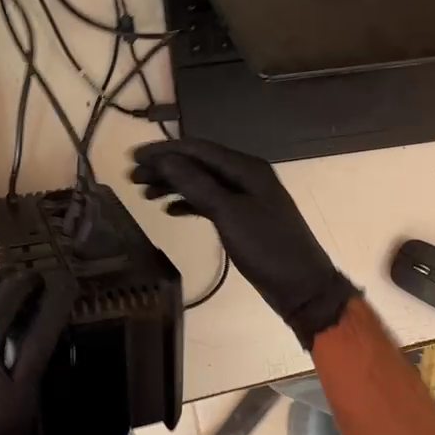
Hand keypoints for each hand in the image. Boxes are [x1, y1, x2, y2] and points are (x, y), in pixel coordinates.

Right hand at [131, 138, 356, 346]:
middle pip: (197, 163)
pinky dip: (187, 202)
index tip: (133, 157)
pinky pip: (208, 201)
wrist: (302, 286)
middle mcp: (244, 176)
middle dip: (164, 167)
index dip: (163, 150)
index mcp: (245, 168)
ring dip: (172, 185)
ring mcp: (244, 196)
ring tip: (144, 193)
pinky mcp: (242, 217)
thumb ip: (196, 184)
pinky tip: (169, 210)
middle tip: (132, 178)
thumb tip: (165, 159)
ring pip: (200, 182)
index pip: (197, 148)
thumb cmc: (267, 247)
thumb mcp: (228, 213)